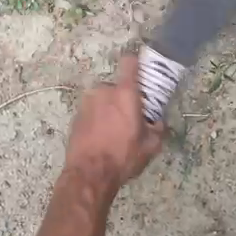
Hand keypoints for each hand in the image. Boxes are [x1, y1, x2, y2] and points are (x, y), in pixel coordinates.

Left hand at [63, 54, 163, 193]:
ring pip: (103, 99)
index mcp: (125, 93)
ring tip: (114, 131)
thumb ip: (158, 129)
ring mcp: (87, 102)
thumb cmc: (123, 156)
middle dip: (123, 98)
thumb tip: (158, 123)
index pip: (129, 62)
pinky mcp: (76, 115)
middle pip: (117, 86)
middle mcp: (104, 91)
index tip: (141, 73)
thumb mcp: (150, 146)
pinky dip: (97, 118)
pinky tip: (101, 137)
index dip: (136, 63)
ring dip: (109, 109)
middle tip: (130, 118)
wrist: (89, 173)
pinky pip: (92, 111)